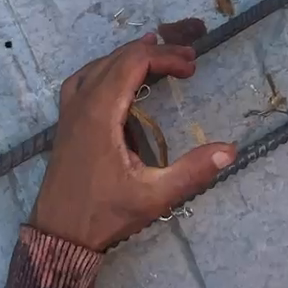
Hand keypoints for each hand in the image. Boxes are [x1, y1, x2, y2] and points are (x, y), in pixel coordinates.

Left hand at [30, 36, 236, 250]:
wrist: (58, 234)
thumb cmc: (105, 214)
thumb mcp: (154, 196)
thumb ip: (192, 172)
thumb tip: (229, 150)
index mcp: (100, 112)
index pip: (134, 62)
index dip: (165, 57)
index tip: (191, 68)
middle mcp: (82, 102)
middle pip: (119, 57)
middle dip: (155, 52)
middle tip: (188, 60)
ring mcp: (69, 110)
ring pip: (100, 64)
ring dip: (130, 56)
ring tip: (159, 55)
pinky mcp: (65, 120)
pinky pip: (84, 78)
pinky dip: (106, 67)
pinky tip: (118, 75)